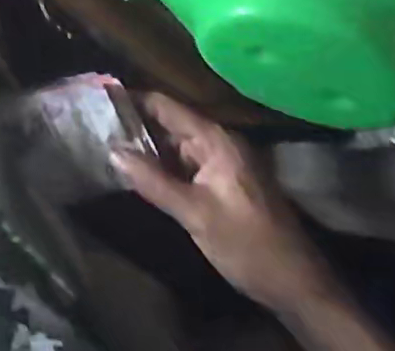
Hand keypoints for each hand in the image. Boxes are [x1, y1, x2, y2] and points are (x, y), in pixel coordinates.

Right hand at [114, 93, 340, 312]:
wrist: (305, 295)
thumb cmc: (252, 248)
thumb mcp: (195, 214)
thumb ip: (151, 180)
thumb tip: (109, 149)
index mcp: (216, 141)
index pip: (162, 104)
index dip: (127, 99)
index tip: (92, 99)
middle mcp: (218, 144)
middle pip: (165, 120)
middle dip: (130, 122)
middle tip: (90, 123)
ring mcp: (221, 163)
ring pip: (170, 142)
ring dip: (141, 144)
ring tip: (101, 141)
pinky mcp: (220, 183)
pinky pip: (180, 162)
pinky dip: (156, 163)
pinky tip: (131, 168)